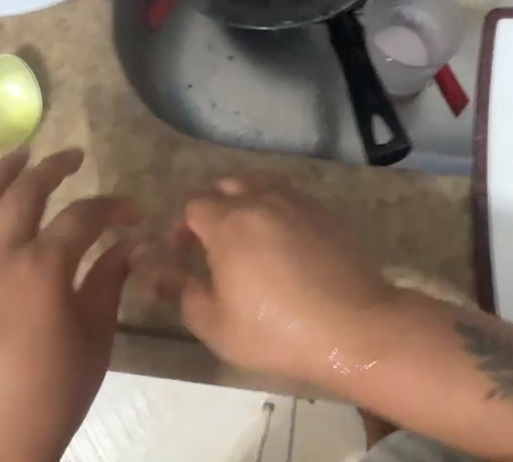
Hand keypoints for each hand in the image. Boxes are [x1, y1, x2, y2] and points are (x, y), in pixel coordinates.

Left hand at [0, 147, 141, 461]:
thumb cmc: (48, 403)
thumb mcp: (93, 343)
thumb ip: (109, 283)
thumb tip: (133, 242)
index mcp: (42, 269)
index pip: (83, 218)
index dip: (113, 209)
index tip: (135, 216)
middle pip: (26, 196)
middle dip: (54, 169)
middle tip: (74, 158)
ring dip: (0, 176)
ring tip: (20, 154)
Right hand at [153, 174, 401, 388]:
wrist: (351, 325)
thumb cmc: (276, 331)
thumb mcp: (218, 326)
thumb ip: (185, 295)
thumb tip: (161, 276)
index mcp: (228, 223)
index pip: (193, 204)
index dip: (182, 227)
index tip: (183, 255)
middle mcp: (260, 199)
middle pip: (226, 185)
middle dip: (212, 207)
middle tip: (212, 242)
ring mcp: (295, 200)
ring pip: (259, 181)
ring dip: (245, 199)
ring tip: (246, 233)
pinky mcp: (322, 209)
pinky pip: (289, 194)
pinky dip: (275, 205)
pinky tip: (281, 237)